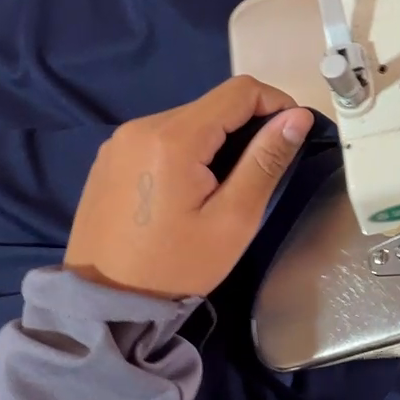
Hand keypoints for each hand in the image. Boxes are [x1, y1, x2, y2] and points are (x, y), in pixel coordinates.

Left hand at [64, 76, 313, 299]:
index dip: (277, 104)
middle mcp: (142, 126)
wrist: (100, 308)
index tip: (290, 137)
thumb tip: (298, 116)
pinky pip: (165, 135)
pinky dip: (191, 148)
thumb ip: (267, 159)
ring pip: (191, 118)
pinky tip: (191, 188)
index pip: (241, 91)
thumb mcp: (234, 218)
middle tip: (261, 171)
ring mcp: (120, 141)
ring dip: (220, 138)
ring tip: (226, 184)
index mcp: (173, 137)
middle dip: (248, 125)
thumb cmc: (175, 265)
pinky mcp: (110, 158)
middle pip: (215, 103)